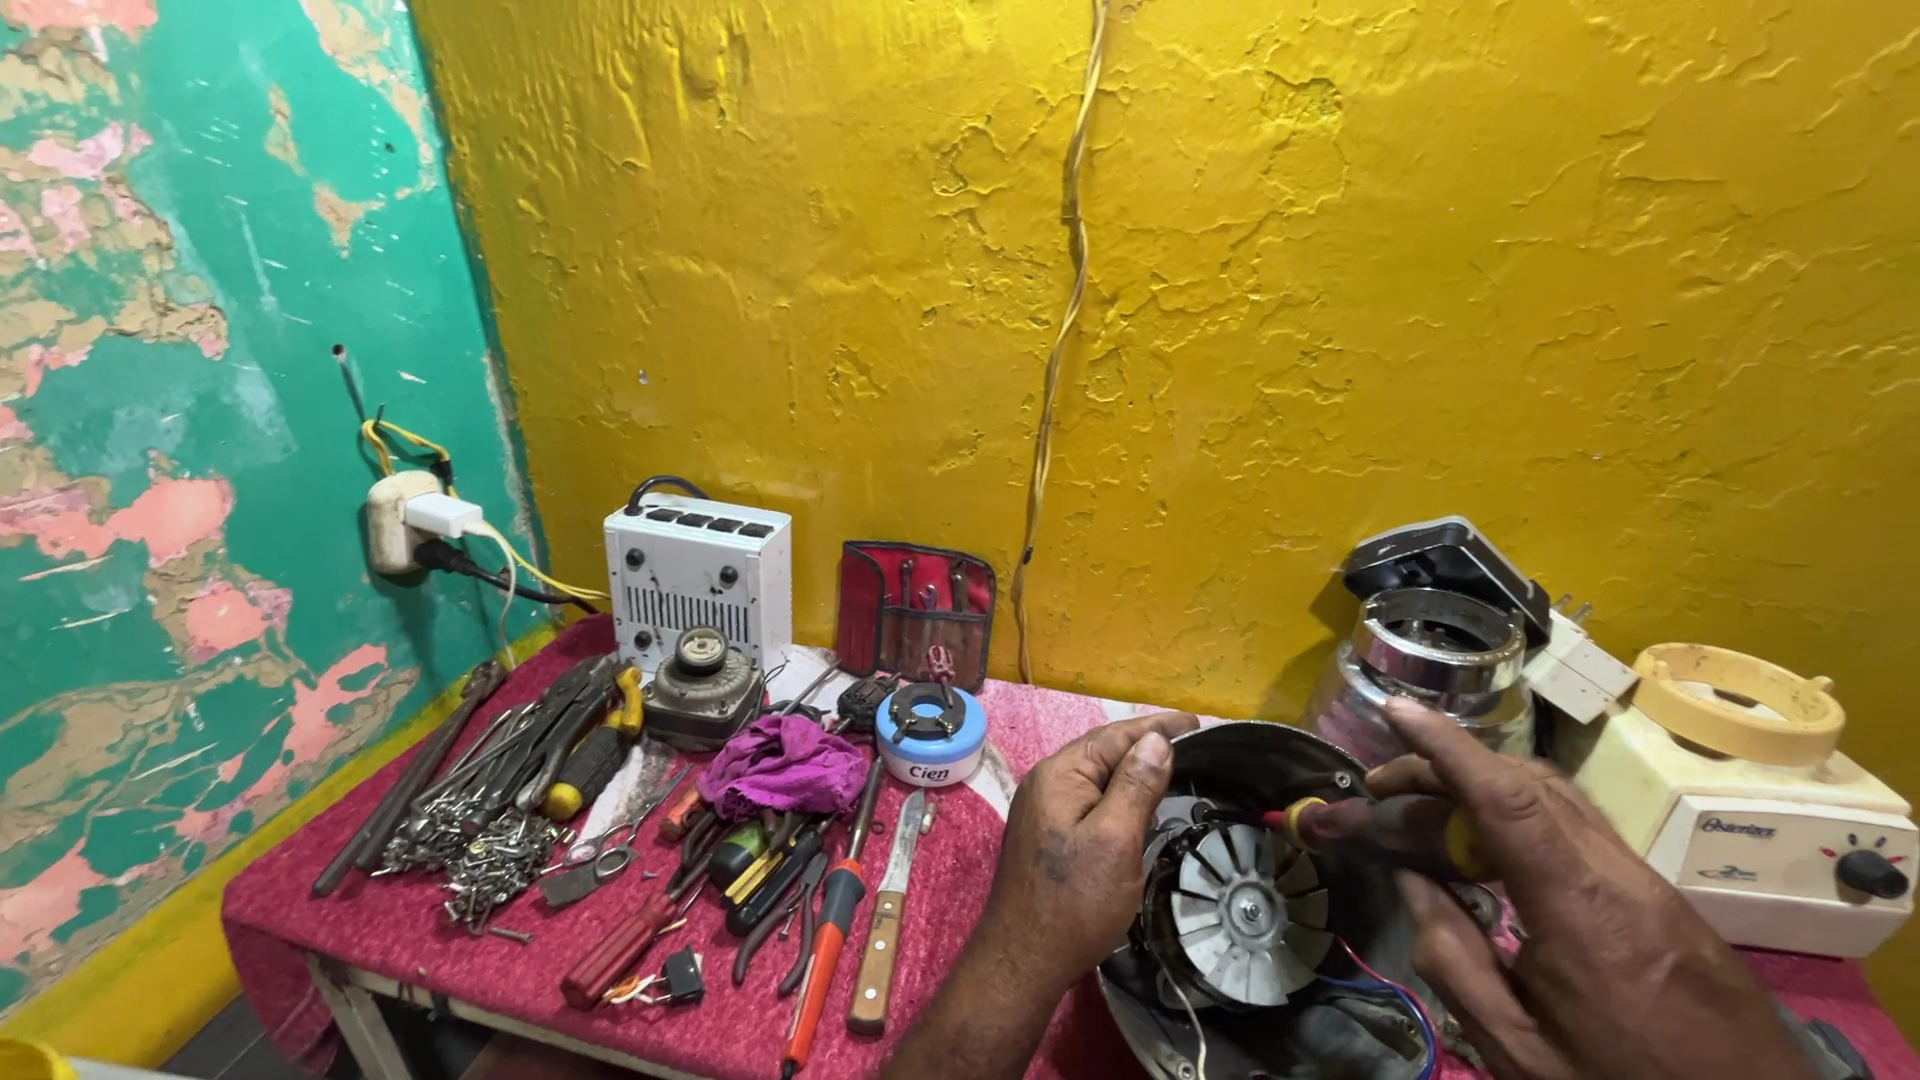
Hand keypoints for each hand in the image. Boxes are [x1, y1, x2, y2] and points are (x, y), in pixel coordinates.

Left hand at [975, 710, 1199, 994]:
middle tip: (1192, 740)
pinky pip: (1090, 797)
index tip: (1196, 722)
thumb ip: (1135, 786)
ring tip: (1173, 763)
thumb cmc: (1074, 902)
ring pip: (1097, 775)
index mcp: (1060, 774)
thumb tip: (1156, 739)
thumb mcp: (1115, 840)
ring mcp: (1044, 808)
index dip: (1156, 727)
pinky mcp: (1050, 832)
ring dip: (1133, 767)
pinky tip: (1139, 799)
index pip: (1114, 736)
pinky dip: (1118, 792)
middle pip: (1103, 751)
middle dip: (1146, 743)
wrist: (1024, 959)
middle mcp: (1047, 781)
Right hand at [1370, 698, 1817, 1079]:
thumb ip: (1451, 958)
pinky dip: (1514, 813)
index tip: (1396, 710)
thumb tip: (1412, 880)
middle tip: (1379, 789)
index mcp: (1582, 912)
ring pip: (1554, 799)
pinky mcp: (1662, 899)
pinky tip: (1483, 846)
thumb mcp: (1517, 1049)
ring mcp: (1649, 885)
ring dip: (1478, 785)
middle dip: (1442, 766)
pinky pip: (1577, 828)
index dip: (1445, 746)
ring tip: (1421, 810)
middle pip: (1524, 786)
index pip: (1507, 799)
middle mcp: (1620, 879)